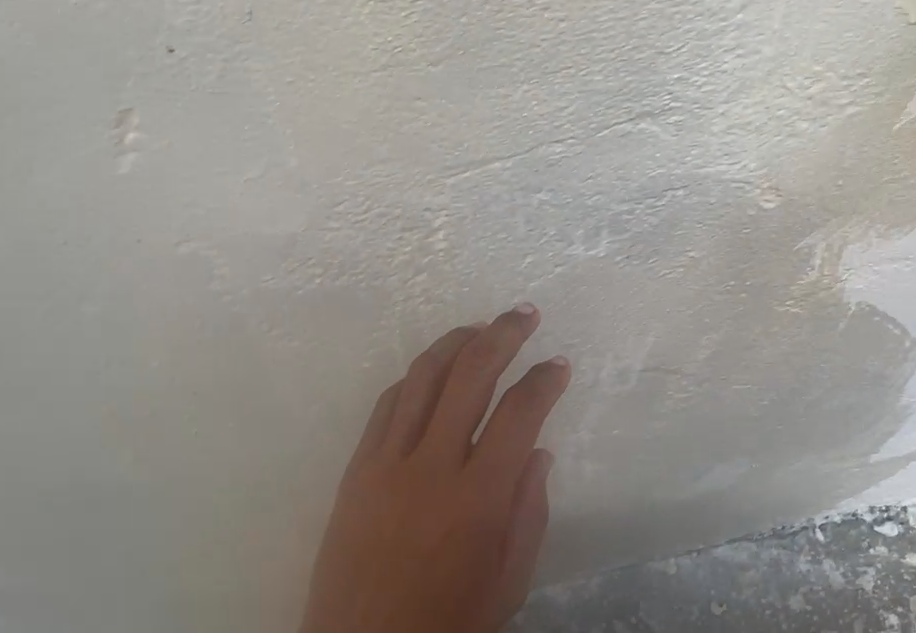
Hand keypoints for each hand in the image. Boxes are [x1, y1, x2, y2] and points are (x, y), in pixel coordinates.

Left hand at [299, 305, 570, 632]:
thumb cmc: (448, 622)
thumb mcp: (508, 583)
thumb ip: (529, 512)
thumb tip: (537, 450)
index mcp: (478, 498)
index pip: (520, 413)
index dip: (544, 380)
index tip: (559, 364)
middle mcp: (432, 467)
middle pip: (470, 375)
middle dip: (503, 334)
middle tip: (525, 314)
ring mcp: (387, 463)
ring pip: (423, 377)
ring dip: (456, 342)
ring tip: (480, 326)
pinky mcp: (356, 469)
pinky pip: (386, 405)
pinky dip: (414, 378)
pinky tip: (432, 370)